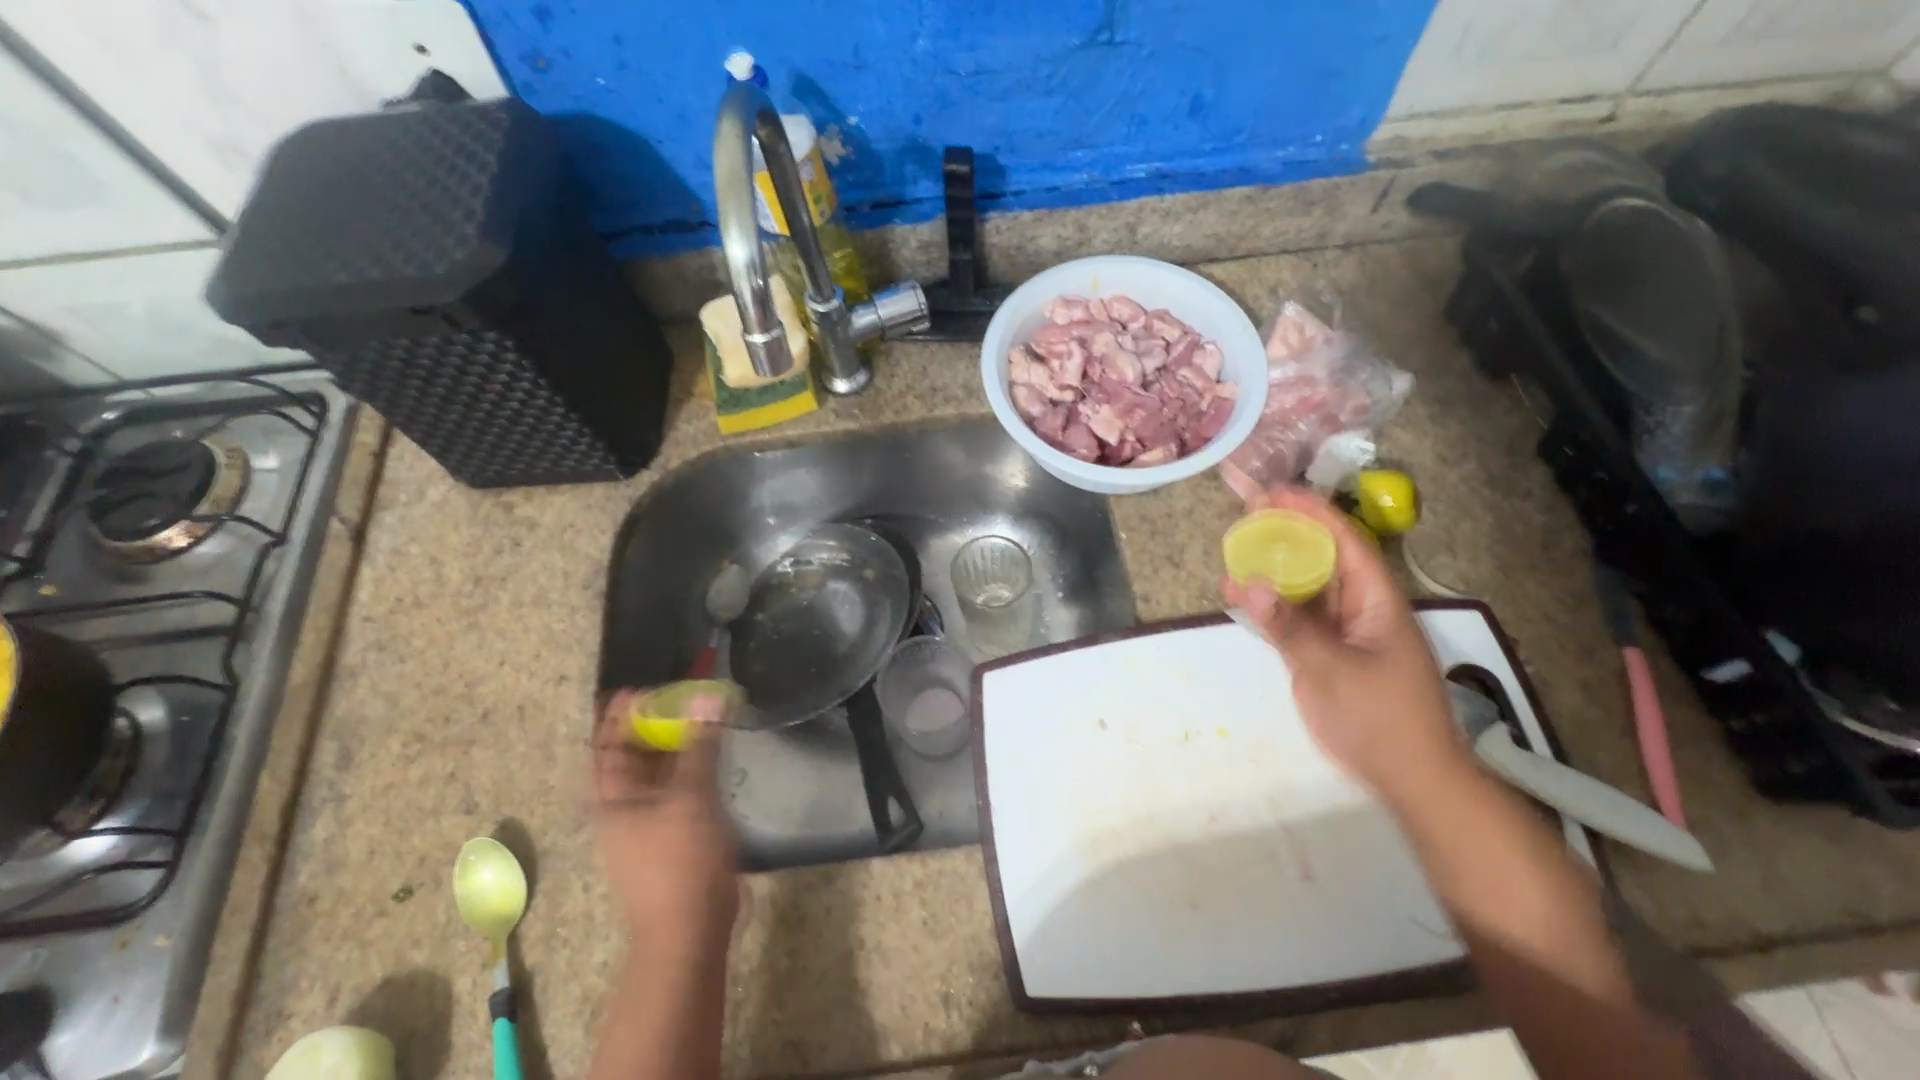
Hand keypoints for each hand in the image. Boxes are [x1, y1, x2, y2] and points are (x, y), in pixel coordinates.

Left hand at [591, 688, 737, 947]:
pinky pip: (678, 792)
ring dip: (676, 747)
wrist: (688, 932)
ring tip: (701, 720)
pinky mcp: (673, 839)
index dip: (621, 714)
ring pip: (658, 775)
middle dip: (654, 726)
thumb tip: (707, 697)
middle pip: (633, 757)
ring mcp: (648, 826)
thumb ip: (700, 744)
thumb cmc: (679, 862)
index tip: (643, 688)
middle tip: (683, 698)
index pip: (607, 744)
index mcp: (612, 799)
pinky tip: (712, 760)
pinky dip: (691, 771)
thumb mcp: (691, 796)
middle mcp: (624, 809)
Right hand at [1220, 487, 1470, 804]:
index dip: (1312, 513)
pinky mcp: (1329, 657)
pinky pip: (1297, 620)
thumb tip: (1245, 583)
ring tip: (1235, 549)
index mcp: (1378, 601)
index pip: (1346, 542)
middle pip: (1324, 559)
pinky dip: (1270, 607)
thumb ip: (1288, 627)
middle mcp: (1362, 609)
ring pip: (1307, 589)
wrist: (1411, 778)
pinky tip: (1240, 598)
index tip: (1275, 493)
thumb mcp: (1331, 671)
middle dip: (1288, 533)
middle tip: (1246, 514)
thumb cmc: (1381, 719)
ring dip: (1275, 570)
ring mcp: (1345, 634)